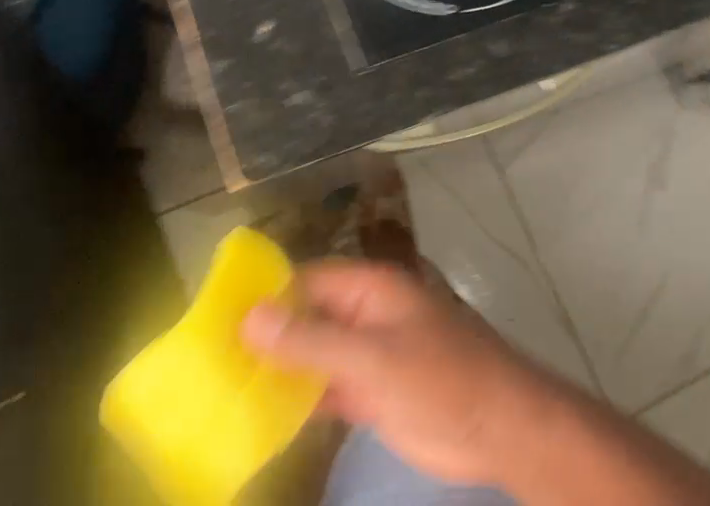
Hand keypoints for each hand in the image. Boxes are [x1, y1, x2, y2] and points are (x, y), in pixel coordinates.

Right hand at [241, 259, 565, 487]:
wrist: (500, 429)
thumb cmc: (442, 377)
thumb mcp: (374, 356)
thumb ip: (312, 340)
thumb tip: (248, 316)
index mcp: (370, 289)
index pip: (306, 280)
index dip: (265, 295)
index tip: (216, 317)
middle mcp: (364, 316)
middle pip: (305, 318)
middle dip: (265, 335)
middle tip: (208, 357)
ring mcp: (367, 356)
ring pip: (312, 355)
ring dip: (277, 370)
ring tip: (221, 386)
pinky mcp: (370, 394)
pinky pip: (324, 390)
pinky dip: (297, 400)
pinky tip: (258, 414)